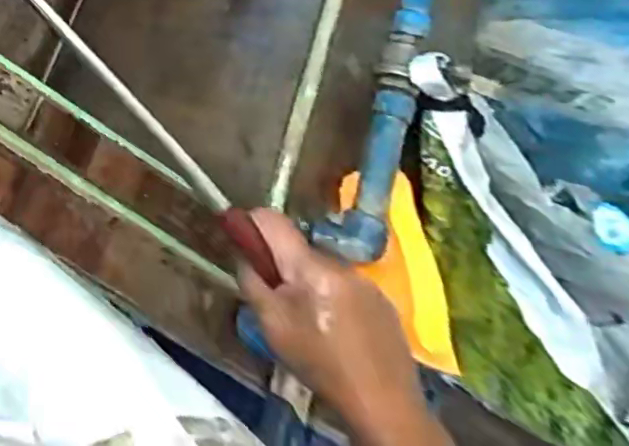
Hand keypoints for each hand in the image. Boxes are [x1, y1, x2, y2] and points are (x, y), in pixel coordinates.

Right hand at [238, 209, 449, 445]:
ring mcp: (367, 283)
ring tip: (309, 319)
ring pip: (321, 268)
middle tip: (277, 299)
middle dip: (282, 264)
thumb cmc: (319, 363)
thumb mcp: (270, 323)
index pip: (272, 219)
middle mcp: (340, 264)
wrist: (386, 409)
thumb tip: (242, 252)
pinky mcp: (384, 303)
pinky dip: (332, 296)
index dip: (250, 223)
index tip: (242, 243)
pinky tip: (337, 329)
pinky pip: (345, 285)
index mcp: (310, 266)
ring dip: (308, 282)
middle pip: (297, 248)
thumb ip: (250, 279)